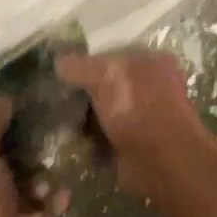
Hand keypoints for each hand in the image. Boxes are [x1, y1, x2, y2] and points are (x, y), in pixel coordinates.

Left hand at [0, 98, 45, 216]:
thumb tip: (6, 99)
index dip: (4, 114)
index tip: (34, 98)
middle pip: (10, 148)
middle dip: (31, 141)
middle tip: (56, 125)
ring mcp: (4, 200)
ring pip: (32, 171)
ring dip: (44, 170)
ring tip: (50, 172)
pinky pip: (48, 197)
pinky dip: (56, 195)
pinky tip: (59, 195)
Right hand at [55, 49, 216, 206]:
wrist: (162, 162)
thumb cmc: (136, 108)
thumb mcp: (104, 75)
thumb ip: (79, 66)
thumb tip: (59, 62)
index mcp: (151, 61)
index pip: (113, 54)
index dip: (86, 60)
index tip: (60, 70)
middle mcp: (150, 87)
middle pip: (107, 84)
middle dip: (82, 92)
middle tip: (54, 96)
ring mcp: (142, 118)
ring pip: (103, 112)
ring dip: (83, 118)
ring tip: (58, 120)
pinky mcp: (133, 146)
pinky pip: (104, 138)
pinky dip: (89, 141)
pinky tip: (71, 140)